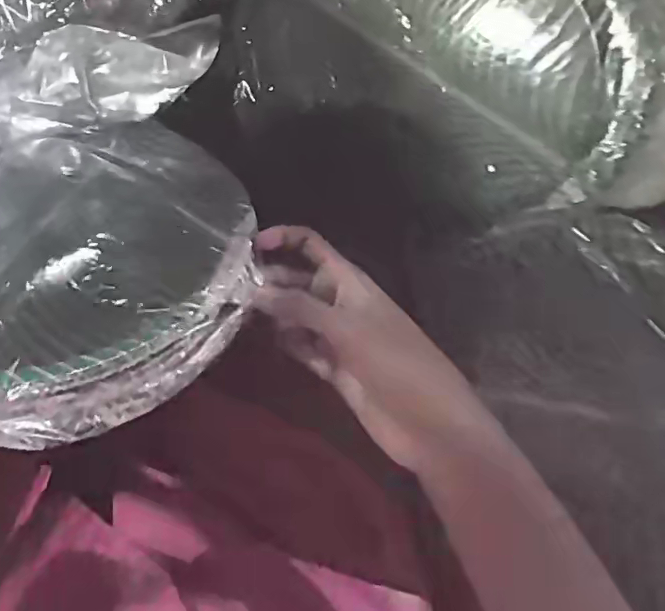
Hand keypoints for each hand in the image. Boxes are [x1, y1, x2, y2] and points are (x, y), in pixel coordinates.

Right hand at [255, 226, 497, 476]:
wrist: (432, 426)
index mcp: (350, 282)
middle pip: (298, 280)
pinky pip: (302, 346)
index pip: (313, 246)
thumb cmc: (394, 362)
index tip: (252, 246)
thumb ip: (299, 307)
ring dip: (273, 314)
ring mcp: (337, 336)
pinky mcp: (334, 368)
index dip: (285, 238)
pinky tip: (266, 343)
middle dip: (270, 281)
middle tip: (232, 289)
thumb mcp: (345, 328)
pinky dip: (286, 342)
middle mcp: (340, 303)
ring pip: (296, 315)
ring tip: (239, 315)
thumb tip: (255, 291)